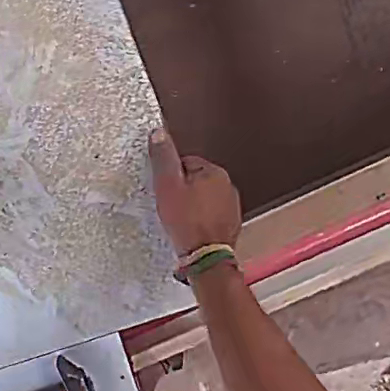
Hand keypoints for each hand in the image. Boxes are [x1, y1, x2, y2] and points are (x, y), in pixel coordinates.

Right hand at [148, 129, 240, 256]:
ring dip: (192, 205)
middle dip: (182, 190)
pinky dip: (199, 219)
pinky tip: (190, 227)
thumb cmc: (188, 222)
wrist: (205, 256)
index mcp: (214, 172)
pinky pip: (210, 214)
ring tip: (180, 218)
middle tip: (171, 205)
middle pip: (195, 179)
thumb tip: (159, 134)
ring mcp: (230, 206)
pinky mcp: (229, 223)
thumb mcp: (167, 185)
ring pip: (203, 198)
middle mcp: (227, 186)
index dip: (170, 176)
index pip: (186, 162)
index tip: (165, 189)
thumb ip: (164, 157)